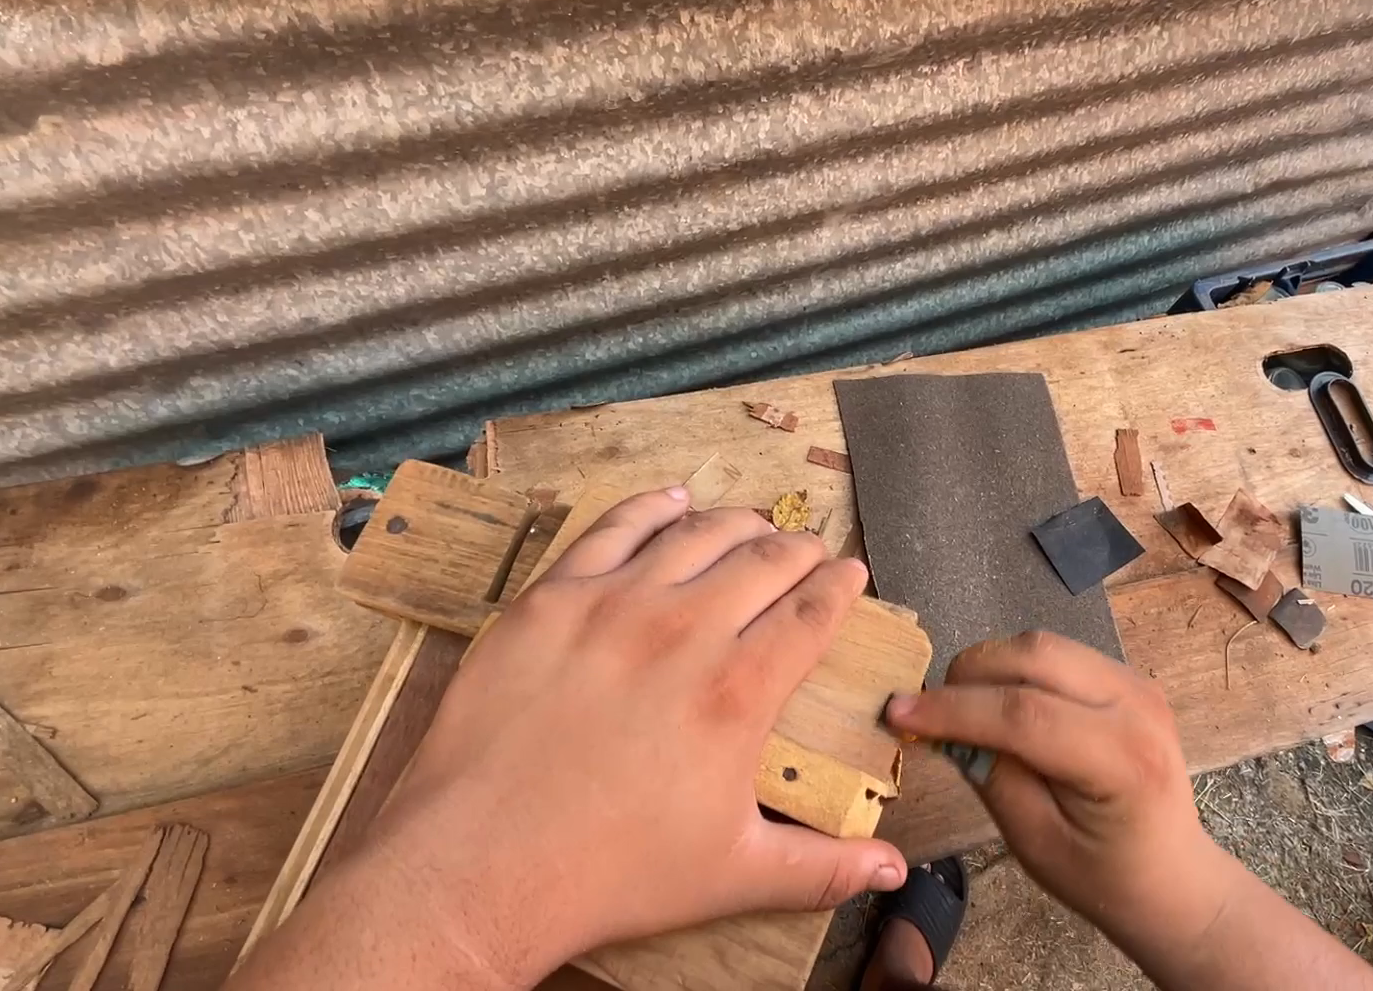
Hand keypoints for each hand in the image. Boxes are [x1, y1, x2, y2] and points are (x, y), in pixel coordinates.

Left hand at [344, 488, 907, 982]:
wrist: (478, 869)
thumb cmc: (612, 872)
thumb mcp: (732, 873)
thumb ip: (823, 867)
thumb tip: (895, 869)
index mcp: (739, 690)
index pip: (812, 614)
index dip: (841, 586)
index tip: (853, 572)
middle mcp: (687, 629)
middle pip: (766, 560)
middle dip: (801, 549)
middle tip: (810, 550)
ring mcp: (616, 602)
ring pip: (700, 532)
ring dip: (741, 522)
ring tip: (756, 524)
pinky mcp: (554, 595)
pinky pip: (616, 527)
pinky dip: (653, 506)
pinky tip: (673, 499)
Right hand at [883, 632, 1228, 961]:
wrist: (1175, 875)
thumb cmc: (1103, 876)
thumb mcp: (1034, 842)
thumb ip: (990, 774)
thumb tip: (943, 726)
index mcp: (1121, 759)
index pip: (1023, 714)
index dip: (952, 709)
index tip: (898, 711)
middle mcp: (1135, 703)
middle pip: (1032, 656)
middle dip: (969, 674)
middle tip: (931, 709)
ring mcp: (1134, 680)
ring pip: (1040, 643)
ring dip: (990, 666)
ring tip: (964, 705)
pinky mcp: (1124, 673)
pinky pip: (1054, 652)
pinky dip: (1014, 666)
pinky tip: (1001, 700)